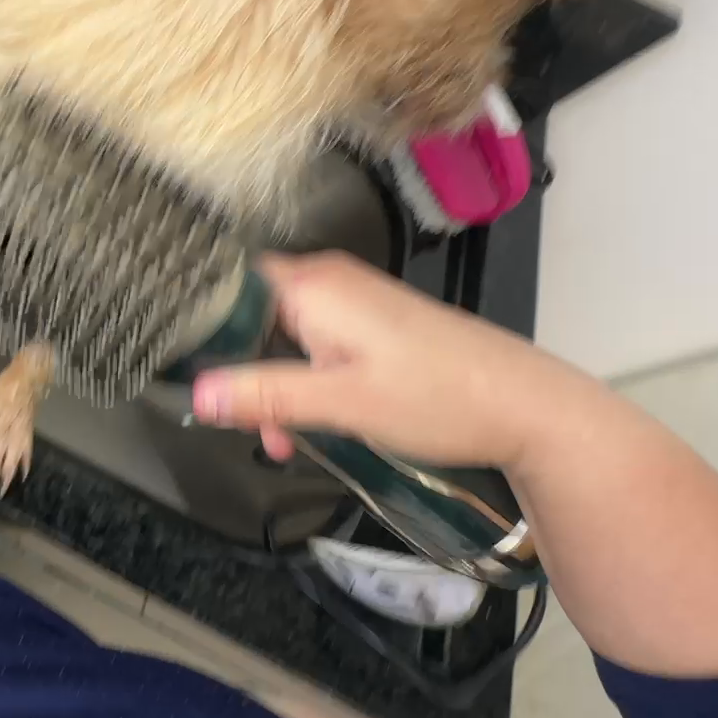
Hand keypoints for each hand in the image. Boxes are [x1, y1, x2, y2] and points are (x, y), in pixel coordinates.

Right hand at [191, 251, 596, 469]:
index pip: (226, 282)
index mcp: (311, 286)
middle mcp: (325, 281)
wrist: (535, 411)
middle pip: (248, 314)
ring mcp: (348, 300)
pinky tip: (307, 419)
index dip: (198, 321)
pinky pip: (307, 342)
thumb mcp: (341, 403)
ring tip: (280, 436)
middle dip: (239, 369)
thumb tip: (196, 395)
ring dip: (269, 383)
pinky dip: (298, 379)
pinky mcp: (366, 322)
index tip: (182, 363)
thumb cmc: (440, 398)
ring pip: (277, 334)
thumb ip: (265, 395)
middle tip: (240, 419)